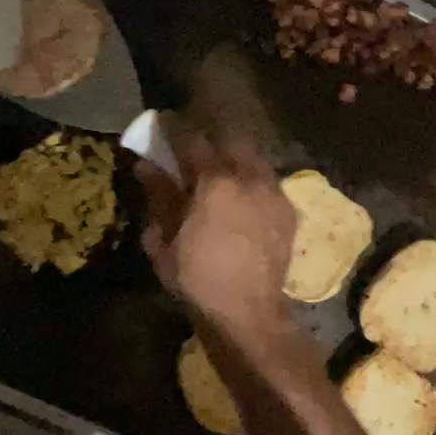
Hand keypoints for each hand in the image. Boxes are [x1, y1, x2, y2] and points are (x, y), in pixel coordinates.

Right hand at [136, 129, 298, 338]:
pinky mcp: (288, 212)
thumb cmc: (196, 279)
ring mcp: (274, 193)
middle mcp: (250, 178)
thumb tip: (147, 165)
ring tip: (219, 172)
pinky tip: (240, 199)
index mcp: (215, 182)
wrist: (247, 313)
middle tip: (193, 148)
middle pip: (231, 140)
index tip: (162, 121)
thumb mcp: (163, 241)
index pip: (193, 140)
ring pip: (254, 159)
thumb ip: (158, 197)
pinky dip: (250, 181)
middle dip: (211, 138)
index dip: (175, 128)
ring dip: (234, 158)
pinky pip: (267, 182)